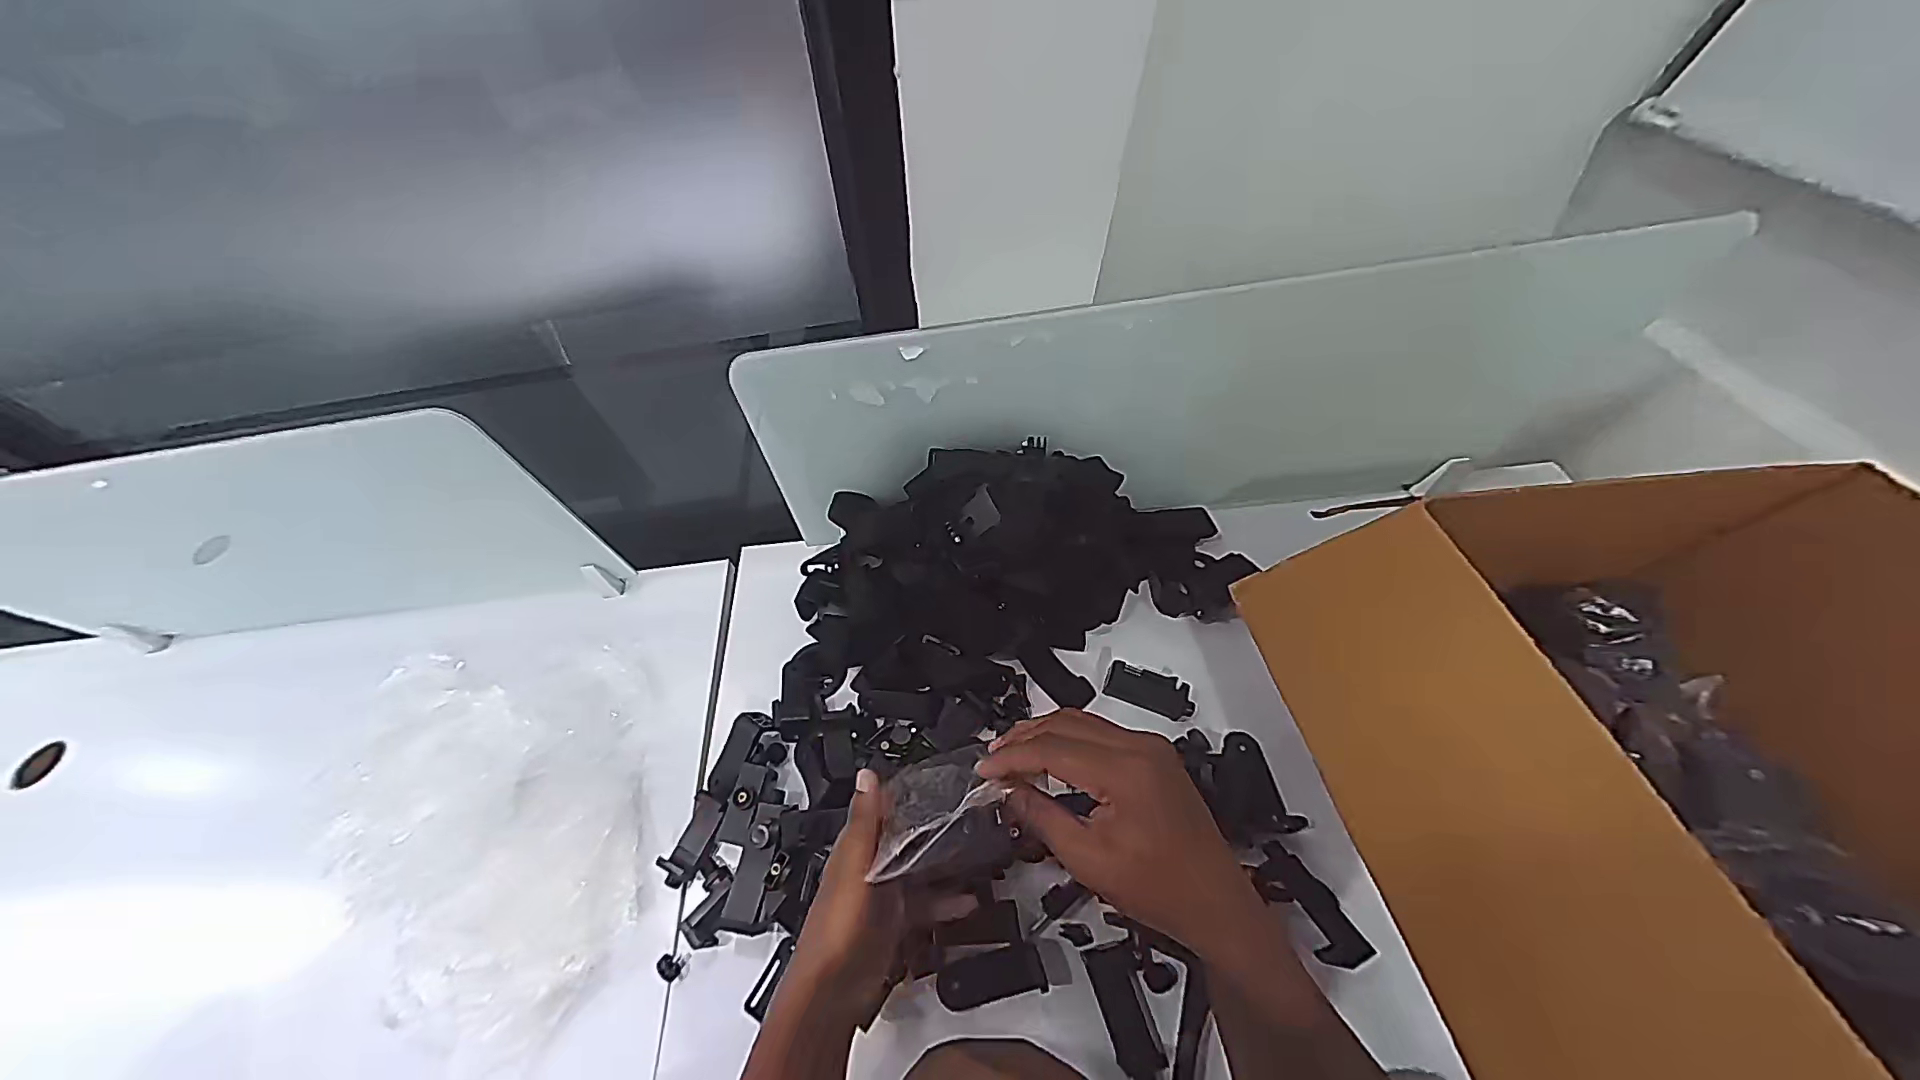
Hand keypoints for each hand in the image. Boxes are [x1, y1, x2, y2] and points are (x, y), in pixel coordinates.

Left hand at [780, 769, 975, 1023]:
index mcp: (857, 850)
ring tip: (976, 862)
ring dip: (946, 868)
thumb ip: (865, 822)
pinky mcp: (894, 925)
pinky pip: (925, 906)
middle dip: (936, 833)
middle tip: (968, 823)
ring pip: (920, 873)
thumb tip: (866, 776)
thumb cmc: (836, 929)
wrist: (832, 994)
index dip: (908, 798)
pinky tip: (966, 903)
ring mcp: (883, 899)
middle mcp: (869, 870)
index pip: (883, 813)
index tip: (936, 786)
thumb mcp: (854, 866)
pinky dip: (946, 903)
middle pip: (907, 843)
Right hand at [976, 709, 1272, 960]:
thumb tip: (1011, 792)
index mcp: (1127, 771)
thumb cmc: (1166, 888)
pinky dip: (1069, 739)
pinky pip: (1101, 733)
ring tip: (1013, 754)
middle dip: (1023, 738)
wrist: (1215, 903)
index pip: (1052, 748)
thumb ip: (1042, 818)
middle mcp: (1141, 748)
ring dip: (1044, 734)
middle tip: (994, 758)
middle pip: (1065, 723)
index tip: (986, 770)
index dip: (1012, 758)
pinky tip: (1051, 755)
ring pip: (1082, 721)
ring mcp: (1151, 748)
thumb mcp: (1088, 859)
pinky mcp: (1154, 755)